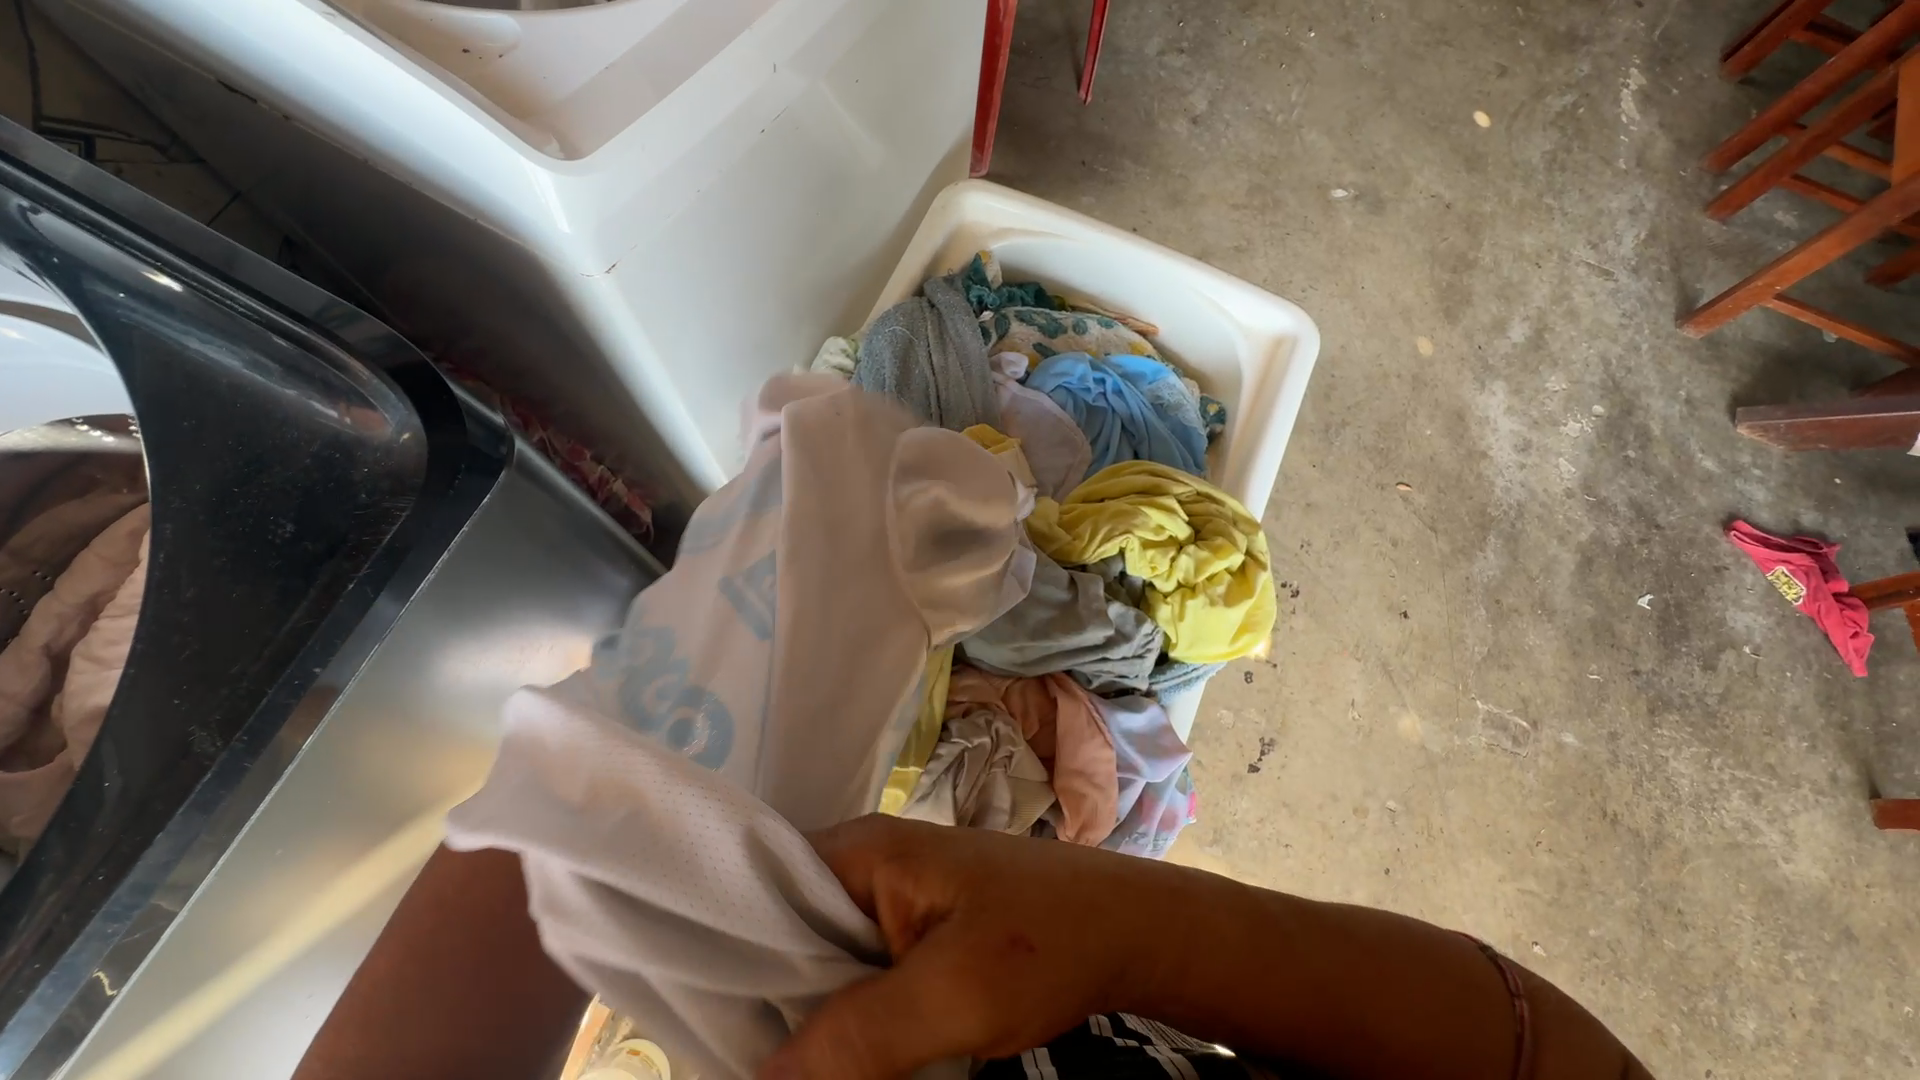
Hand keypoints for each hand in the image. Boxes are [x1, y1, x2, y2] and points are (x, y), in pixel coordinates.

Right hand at [758, 815, 1201, 1079]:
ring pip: (824, 953)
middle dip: (767, 991)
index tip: (706, 1016)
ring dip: (808, 1005)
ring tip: (776, 1057)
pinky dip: (845, 1006)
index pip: (760, 888)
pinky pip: (860, 966)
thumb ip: (857, 1034)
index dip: (729, 951)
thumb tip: (756, 1078)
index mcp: (863, 850)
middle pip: (788, 927)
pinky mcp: (920, 926)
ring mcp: (897, 894)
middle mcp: (870, 862)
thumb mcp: (952, 994)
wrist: (1130, 930)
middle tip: (740, 1052)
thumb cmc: (1044, 942)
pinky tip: (834, 1049)